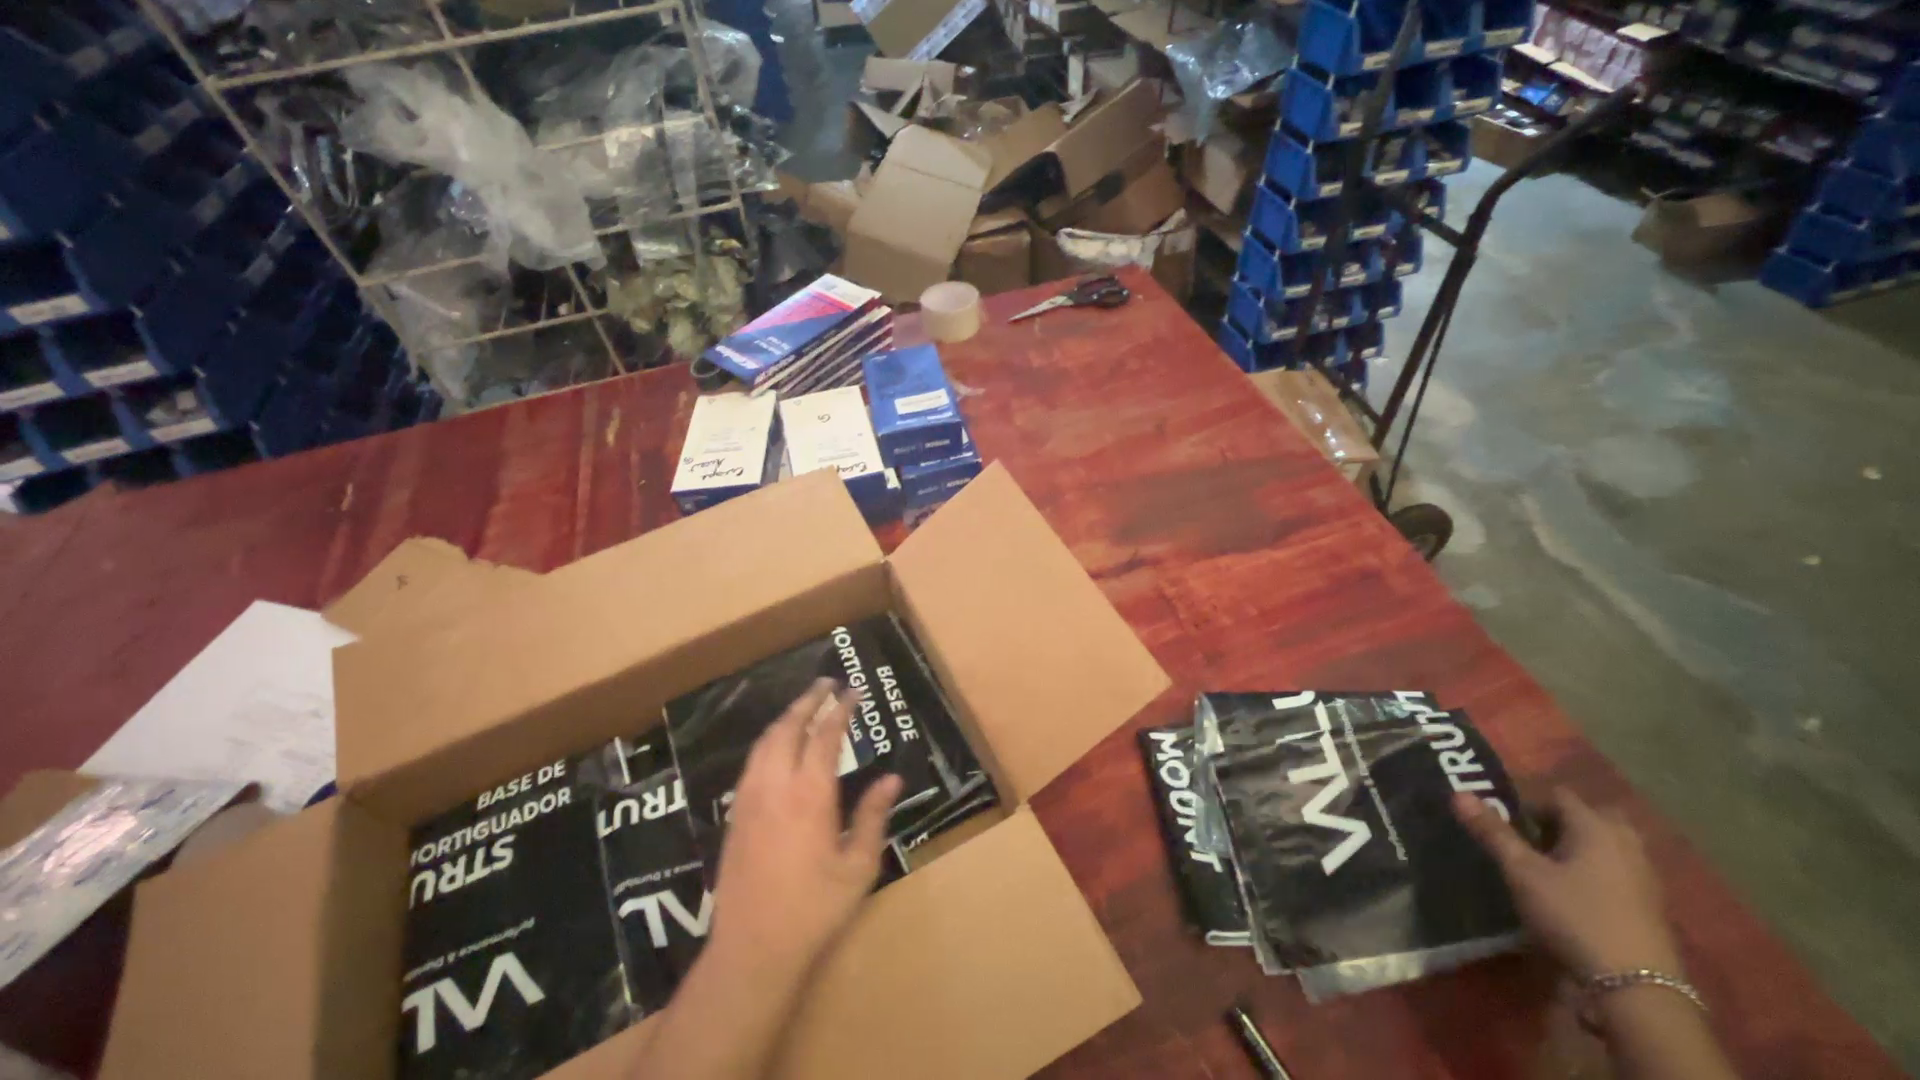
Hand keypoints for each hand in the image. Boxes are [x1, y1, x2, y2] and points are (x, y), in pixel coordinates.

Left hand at [710, 679, 901, 978]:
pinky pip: (751, 762)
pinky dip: (769, 741)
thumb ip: (873, 817)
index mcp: (809, 795)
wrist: (753, 946)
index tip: (853, 691)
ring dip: (785, 718)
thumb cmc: (814, 909)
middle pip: (788, 728)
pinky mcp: (735, 816)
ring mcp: (749, 799)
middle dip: (808, 701)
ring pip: (764, 743)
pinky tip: (778, 747)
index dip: (840, 710)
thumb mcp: (858, 867)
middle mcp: (774, 787)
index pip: (825, 737)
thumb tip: (891, 779)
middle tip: (827, 684)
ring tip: (804, 706)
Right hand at [1453, 789, 1681, 978]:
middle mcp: (1625, 841)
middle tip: (1530, 843)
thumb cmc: (1573, 916)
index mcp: (1595, 826)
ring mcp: (1643, 873)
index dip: (1528, 803)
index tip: (1505, 825)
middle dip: (1560, 822)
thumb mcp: (1523, 874)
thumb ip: (1493, 833)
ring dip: (1579, 847)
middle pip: (1589, 815)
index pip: (1558, 795)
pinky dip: (1597, 871)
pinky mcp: (1650, 903)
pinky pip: (1618, 869)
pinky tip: (1576, 895)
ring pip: (1607, 843)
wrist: (1634, 985)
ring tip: (1549, 869)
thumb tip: (1459, 793)